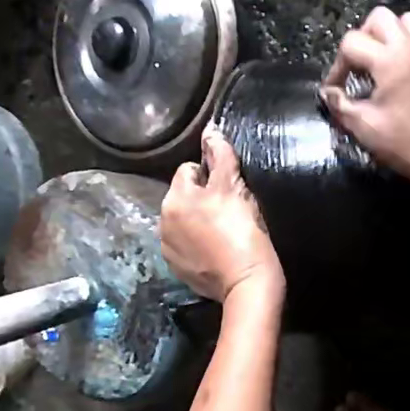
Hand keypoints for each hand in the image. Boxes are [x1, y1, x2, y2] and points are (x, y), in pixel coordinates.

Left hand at [161, 127, 284, 302]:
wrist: (246, 282)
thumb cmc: (242, 229)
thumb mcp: (234, 187)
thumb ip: (220, 154)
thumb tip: (210, 129)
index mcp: (174, 198)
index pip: (189, 170)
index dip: (212, 175)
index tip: (230, 189)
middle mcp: (162, 221)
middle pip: (184, 196)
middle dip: (203, 198)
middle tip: (230, 210)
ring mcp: (168, 247)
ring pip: (184, 220)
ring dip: (199, 220)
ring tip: (224, 231)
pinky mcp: (177, 268)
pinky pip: (186, 244)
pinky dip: (198, 243)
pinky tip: (217, 249)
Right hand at [321, 6, 409, 190]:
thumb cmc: (405, 143)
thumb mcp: (364, 126)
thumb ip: (340, 104)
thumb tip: (328, 93)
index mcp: (390, 61)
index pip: (352, 42)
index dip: (337, 66)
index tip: (336, 89)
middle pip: (379, 17)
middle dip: (361, 37)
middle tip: (357, 66)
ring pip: (404, 20)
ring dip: (386, 34)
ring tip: (378, 61)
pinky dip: (405, 43)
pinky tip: (397, 70)